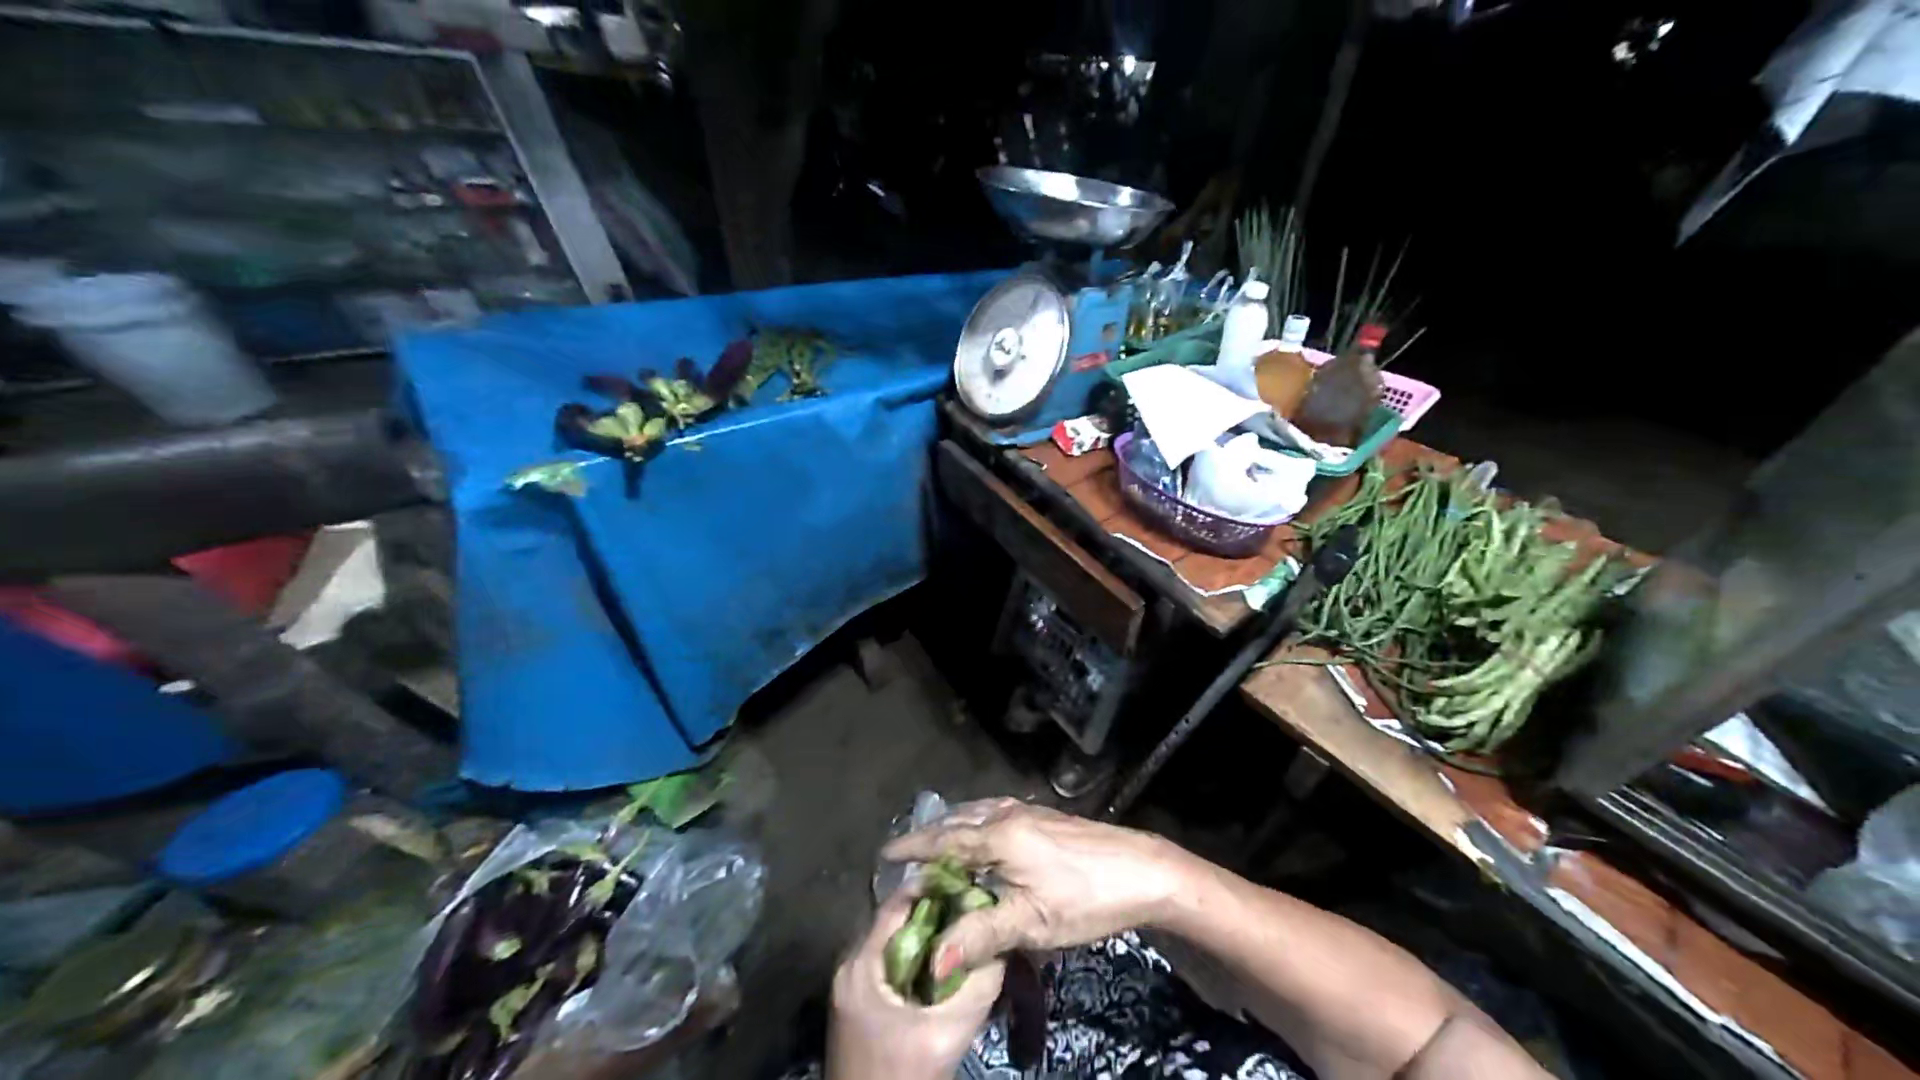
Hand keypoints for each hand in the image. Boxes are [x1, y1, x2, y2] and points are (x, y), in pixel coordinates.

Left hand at [827, 888, 1004, 1079]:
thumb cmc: (900, 1078)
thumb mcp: (946, 1035)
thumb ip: (976, 987)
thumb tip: (1003, 945)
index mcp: (861, 963)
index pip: (898, 903)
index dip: (934, 886)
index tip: (969, 881)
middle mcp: (850, 964)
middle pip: (897, 921)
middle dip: (936, 911)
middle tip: (974, 905)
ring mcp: (853, 986)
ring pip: (896, 943)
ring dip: (929, 936)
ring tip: (966, 929)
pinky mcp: (861, 1005)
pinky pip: (892, 966)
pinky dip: (918, 959)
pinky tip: (945, 965)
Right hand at [881, 799, 1195, 983]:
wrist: (1142, 869)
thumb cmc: (1083, 898)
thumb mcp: (1031, 923)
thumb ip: (979, 935)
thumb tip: (933, 961)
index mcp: (997, 836)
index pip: (942, 839)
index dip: (912, 847)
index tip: (883, 854)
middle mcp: (1006, 814)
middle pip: (957, 821)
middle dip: (929, 835)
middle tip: (906, 856)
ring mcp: (1027, 810)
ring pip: (977, 813)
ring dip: (953, 826)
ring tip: (937, 844)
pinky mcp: (1044, 815)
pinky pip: (994, 812)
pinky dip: (975, 823)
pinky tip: (983, 837)